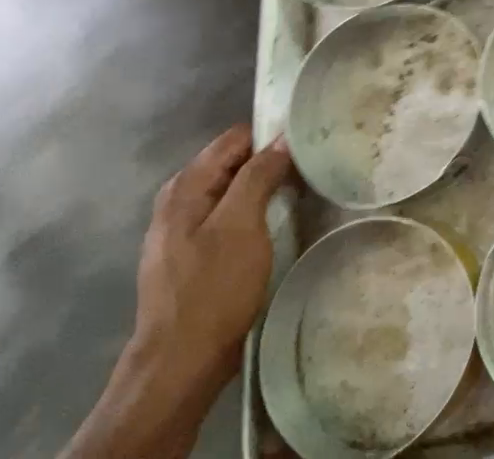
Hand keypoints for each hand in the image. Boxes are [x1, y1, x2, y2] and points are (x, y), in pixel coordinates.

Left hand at [62, 126, 293, 458]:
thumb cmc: (213, 287)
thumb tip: (283, 139)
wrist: (182, 358)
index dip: (271, 135)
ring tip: (305, 187)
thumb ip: (258, 176)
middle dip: (270, 158)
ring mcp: (184, 229)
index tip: (310, 140)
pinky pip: (230, 213)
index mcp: (185, 188)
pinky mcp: (196, 253)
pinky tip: (280, 218)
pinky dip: (255, 208)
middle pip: (232, 162)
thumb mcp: (241, 225)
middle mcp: (179, 201)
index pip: (234, 139)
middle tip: (314, 164)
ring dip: (265, 185)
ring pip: (233, 189)